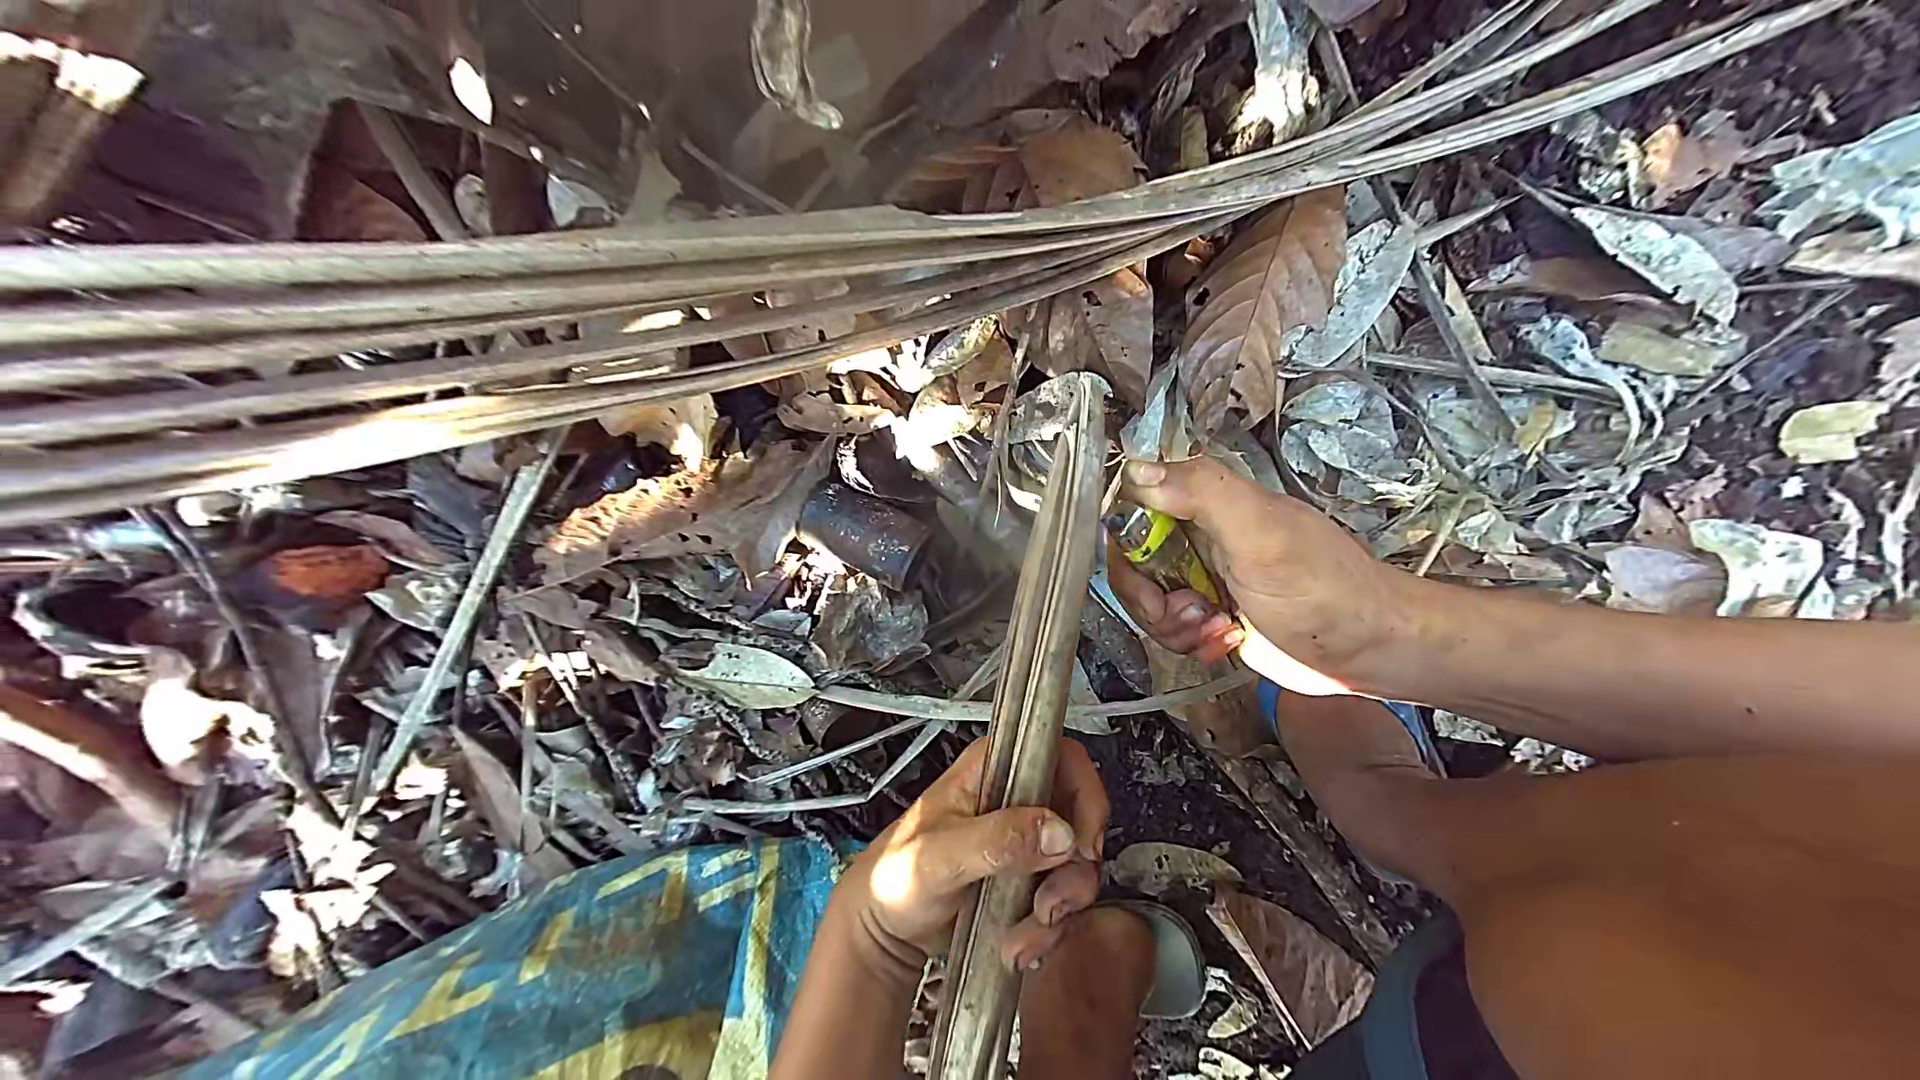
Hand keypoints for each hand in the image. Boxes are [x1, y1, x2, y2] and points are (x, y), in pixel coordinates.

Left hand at [833, 736, 1107, 975]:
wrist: (884, 924)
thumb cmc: (895, 874)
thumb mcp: (940, 854)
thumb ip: (997, 839)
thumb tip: (1057, 830)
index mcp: (991, 767)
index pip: (1061, 757)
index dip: (1083, 795)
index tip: (1082, 843)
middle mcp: (1013, 796)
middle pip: (1078, 815)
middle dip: (1074, 869)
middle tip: (1051, 902)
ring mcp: (1022, 837)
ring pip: (1075, 861)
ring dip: (1060, 905)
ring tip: (1024, 931)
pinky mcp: (1025, 873)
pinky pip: (1062, 894)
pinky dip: (1049, 925)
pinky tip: (1020, 939)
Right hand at [1117, 457, 1425, 694]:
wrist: (1369, 651)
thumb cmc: (1325, 589)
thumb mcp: (1262, 534)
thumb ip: (1202, 492)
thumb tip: (1136, 470)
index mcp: (1205, 501)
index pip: (1131, 508)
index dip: (1125, 543)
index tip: (1145, 572)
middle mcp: (1196, 532)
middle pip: (1130, 560)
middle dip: (1150, 597)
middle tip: (1190, 607)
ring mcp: (1200, 573)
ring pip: (1145, 599)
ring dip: (1172, 624)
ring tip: (1216, 625)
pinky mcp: (1205, 609)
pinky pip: (1166, 625)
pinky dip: (1188, 639)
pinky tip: (1224, 637)